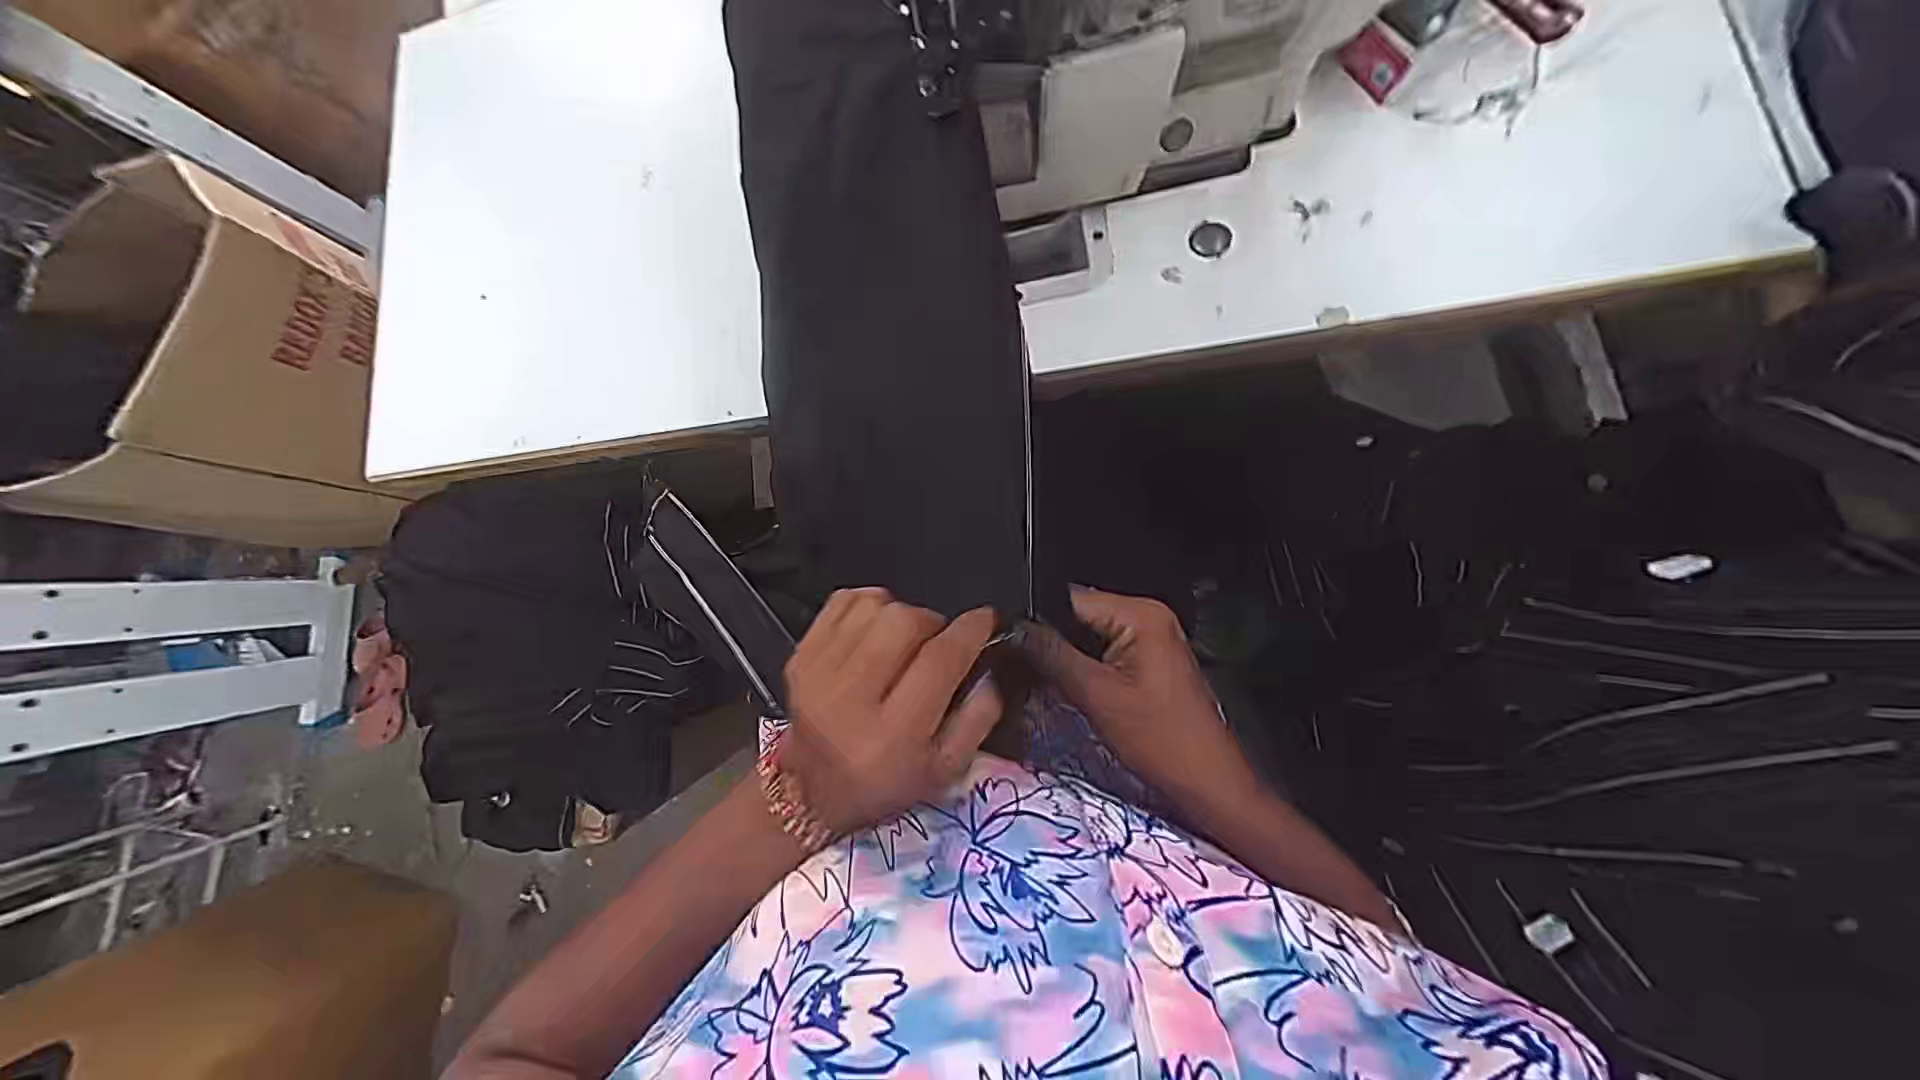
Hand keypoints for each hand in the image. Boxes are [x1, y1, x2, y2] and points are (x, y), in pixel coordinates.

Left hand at [777, 588, 1004, 834]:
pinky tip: (876, 630)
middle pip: (905, 621)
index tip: (986, 619)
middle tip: (936, 644)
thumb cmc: (882, 781)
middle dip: (934, 623)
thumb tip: (991, 671)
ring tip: (904, 641)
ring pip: (876, 606)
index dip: (970, 631)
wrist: (811, 789)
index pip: (938, 661)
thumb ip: (978, 719)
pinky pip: (845, 601)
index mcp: (891, 735)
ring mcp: (818, 673)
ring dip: (901, 615)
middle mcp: (849, 700)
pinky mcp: (801, 655)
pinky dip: (870, 606)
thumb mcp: (944, 770)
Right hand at [1022, 586, 1263, 813]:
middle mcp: (1148, 615)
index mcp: (1140, 613)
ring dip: (1066, 655)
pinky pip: (1104, 650)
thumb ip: (1052, 655)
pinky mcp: (1148, 657)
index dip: (1036, 619)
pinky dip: (1085, 666)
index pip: (1070, 599)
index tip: (1008, 641)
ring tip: (1044, 678)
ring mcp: (1151, 636)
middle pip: (1078, 614)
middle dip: (1050, 639)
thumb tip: (1015, 630)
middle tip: (1020, 664)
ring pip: (1088, 634)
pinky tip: (1073, 686)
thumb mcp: (1096, 695)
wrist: (1207, 781)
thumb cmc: (1161, 740)